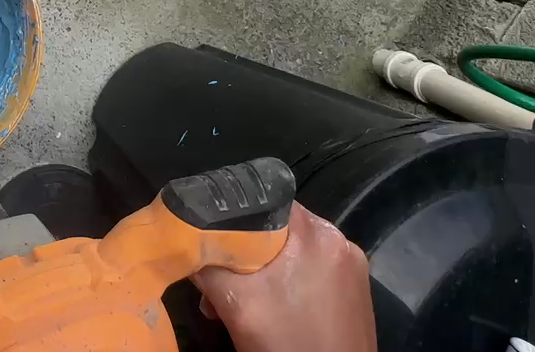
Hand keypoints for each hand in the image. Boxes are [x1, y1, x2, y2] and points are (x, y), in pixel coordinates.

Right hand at [191, 204, 375, 351]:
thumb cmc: (286, 344)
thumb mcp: (234, 301)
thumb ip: (205, 260)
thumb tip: (180, 236)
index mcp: (316, 233)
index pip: (261, 198)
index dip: (230, 211)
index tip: (208, 232)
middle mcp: (339, 240)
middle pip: (274, 227)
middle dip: (242, 247)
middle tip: (219, 274)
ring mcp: (351, 268)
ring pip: (290, 250)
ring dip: (261, 268)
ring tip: (239, 298)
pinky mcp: (354, 292)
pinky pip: (309, 270)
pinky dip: (285, 282)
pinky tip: (267, 306)